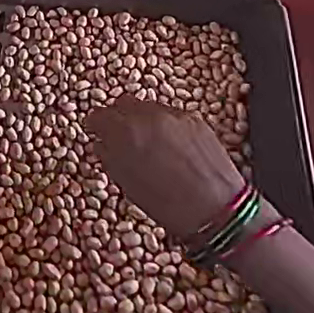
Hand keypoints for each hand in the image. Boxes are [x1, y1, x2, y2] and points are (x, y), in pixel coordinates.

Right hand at [85, 98, 246, 240]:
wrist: (218, 209)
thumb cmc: (169, 204)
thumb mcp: (127, 183)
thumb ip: (109, 156)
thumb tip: (101, 143)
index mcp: (125, 132)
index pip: (99, 115)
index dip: (94, 124)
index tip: (94, 129)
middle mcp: (148, 116)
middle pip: (122, 103)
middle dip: (117, 116)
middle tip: (118, 132)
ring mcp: (173, 115)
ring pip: (147, 106)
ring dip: (141, 118)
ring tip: (145, 140)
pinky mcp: (194, 119)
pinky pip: (170, 114)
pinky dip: (163, 124)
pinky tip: (168, 144)